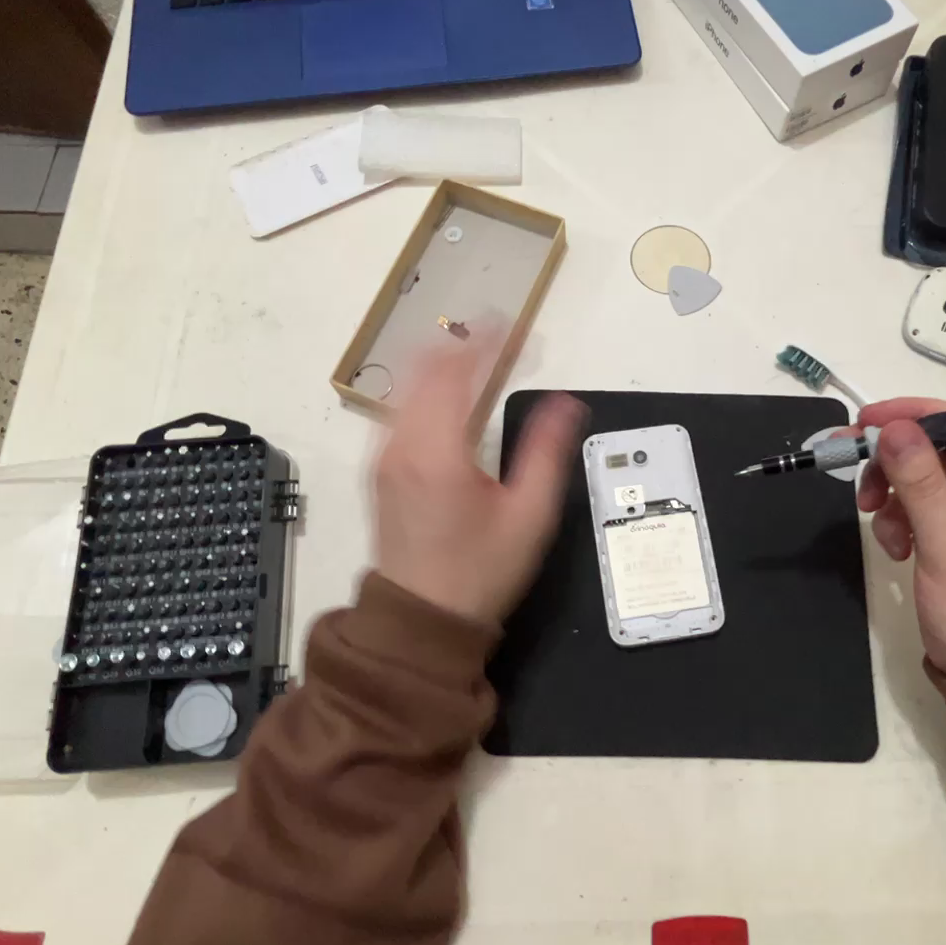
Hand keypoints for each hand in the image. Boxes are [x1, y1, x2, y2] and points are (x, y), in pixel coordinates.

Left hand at [372, 337, 585, 624]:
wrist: (420, 621)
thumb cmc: (480, 571)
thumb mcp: (529, 516)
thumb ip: (548, 452)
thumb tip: (567, 405)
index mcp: (439, 454)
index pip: (455, 373)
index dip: (484, 340)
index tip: (510, 323)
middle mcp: (401, 447)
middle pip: (422, 368)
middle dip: (459, 341)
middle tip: (495, 332)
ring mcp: (382, 458)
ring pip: (404, 386)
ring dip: (439, 361)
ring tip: (476, 353)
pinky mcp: (378, 470)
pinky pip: (396, 409)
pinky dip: (422, 387)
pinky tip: (447, 393)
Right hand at [856, 398, 945, 681]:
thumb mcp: (945, 543)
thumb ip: (919, 482)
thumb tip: (893, 428)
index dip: (915, 419)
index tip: (866, 421)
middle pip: (936, 451)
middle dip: (894, 464)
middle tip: (852, 472)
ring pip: (920, 478)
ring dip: (891, 496)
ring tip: (878, 526)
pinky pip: (917, 507)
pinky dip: (897, 521)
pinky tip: (895, 549)